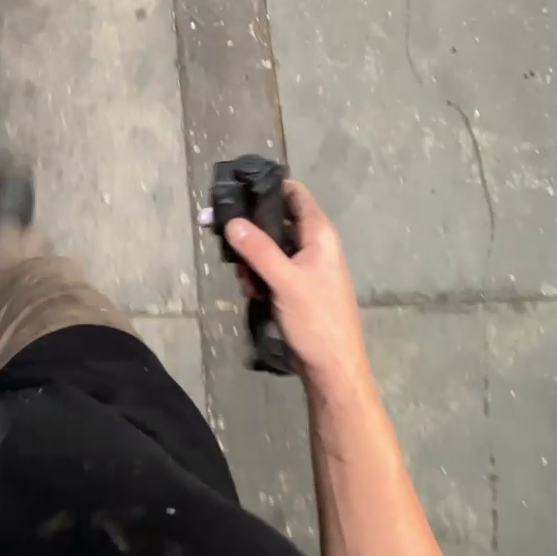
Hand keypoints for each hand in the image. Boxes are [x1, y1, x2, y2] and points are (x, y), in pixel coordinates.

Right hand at [223, 180, 368, 389]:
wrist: (333, 370)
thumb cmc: (316, 320)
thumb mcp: (285, 281)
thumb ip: (258, 249)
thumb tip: (232, 220)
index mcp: (319, 233)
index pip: (293, 192)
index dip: (267, 186)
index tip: (236, 189)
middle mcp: (314, 244)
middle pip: (276, 219)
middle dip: (250, 228)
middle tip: (223, 236)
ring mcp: (305, 265)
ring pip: (270, 246)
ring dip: (251, 258)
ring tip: (243, 278)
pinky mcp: (297, 285)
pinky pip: (271, 268)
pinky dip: (258, 275)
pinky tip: (251, 292)